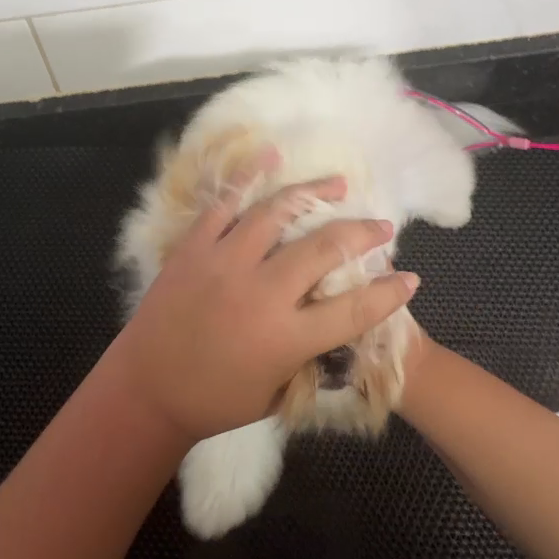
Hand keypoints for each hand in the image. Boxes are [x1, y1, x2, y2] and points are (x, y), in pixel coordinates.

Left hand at [103, 158, 420, 442]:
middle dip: (362, 233)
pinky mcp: (194, 248)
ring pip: (277, 214)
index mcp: (286, 338)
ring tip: (339, 182)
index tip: (411, 278)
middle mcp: (261, 293)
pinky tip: (272, 158)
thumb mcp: (276, 392)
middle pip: (323, 249)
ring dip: (314, 194)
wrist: (147, 388)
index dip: (389, 294)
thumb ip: (308, 356)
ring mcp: (224, 263)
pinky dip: (249, 179)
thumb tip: (337, 326)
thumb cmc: (214, 400)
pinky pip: (225, 204)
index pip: (354, 310)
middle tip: (382, 225)